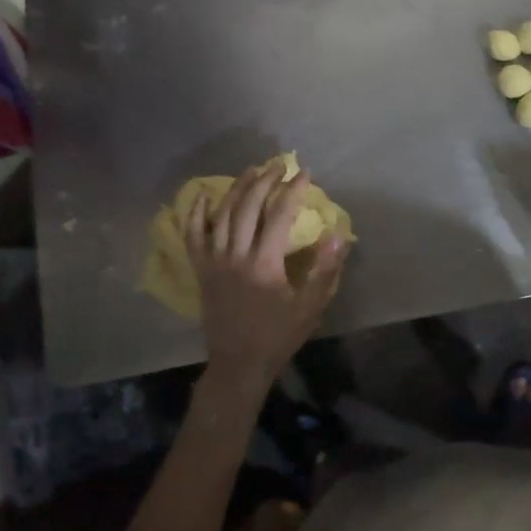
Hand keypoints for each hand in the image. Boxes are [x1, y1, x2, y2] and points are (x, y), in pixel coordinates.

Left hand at [186, 160, 346, 391]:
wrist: (238, 364)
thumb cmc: (278, 336)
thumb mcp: (310, 307)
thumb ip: (325, 270)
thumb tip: (337, 235)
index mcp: (264, 263)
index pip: (279, 215)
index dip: (293, 191)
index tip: (305, 174)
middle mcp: (235, 255)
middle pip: (249, 207)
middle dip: (265, 181)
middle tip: (280, 165)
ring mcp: (214, 261)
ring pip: (223, 214)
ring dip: (238, 189)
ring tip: (252, 170)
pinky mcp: (202, 270)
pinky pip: (193, 235)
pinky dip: (196, 213)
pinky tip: (203, 195)